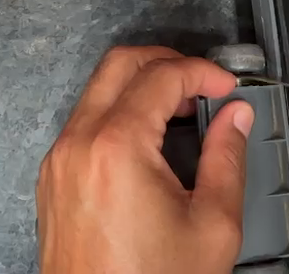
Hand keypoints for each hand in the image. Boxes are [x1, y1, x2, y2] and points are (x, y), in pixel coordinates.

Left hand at [38, 46, 254, 273]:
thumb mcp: (211, 227)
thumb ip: (227, 159)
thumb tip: (236, 116)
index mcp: (117, 146)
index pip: (162, 75)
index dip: (201, 72)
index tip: (225, 87)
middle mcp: (79, 143)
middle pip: (120, 63)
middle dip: (166, 62)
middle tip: (200, 83)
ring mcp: (59, 160)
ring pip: (98, 88)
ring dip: (141, 85)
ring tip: (180, 111)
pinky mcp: (52, 179)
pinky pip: (85, 120)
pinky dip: (118, 112)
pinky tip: (149, 140)